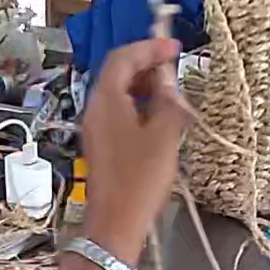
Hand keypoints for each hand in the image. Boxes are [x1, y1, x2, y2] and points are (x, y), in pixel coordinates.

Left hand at [79, 37, 187, 263]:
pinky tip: (159, 121)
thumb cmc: (139, 179)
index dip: (150, 46)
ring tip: (171, 96)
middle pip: (117, 73)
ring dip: (144, 88)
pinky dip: (139, 108)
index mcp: (106, 99)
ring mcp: (96, 130)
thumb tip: (169, 84)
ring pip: (119, 95)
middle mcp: (95, 110)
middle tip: (173, 69)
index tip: (174, 46)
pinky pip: (119, 115)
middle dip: (146, 66)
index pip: (123, 57)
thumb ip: (169, 101)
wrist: (116, 223)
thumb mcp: (164, 135)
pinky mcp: (102, 148)